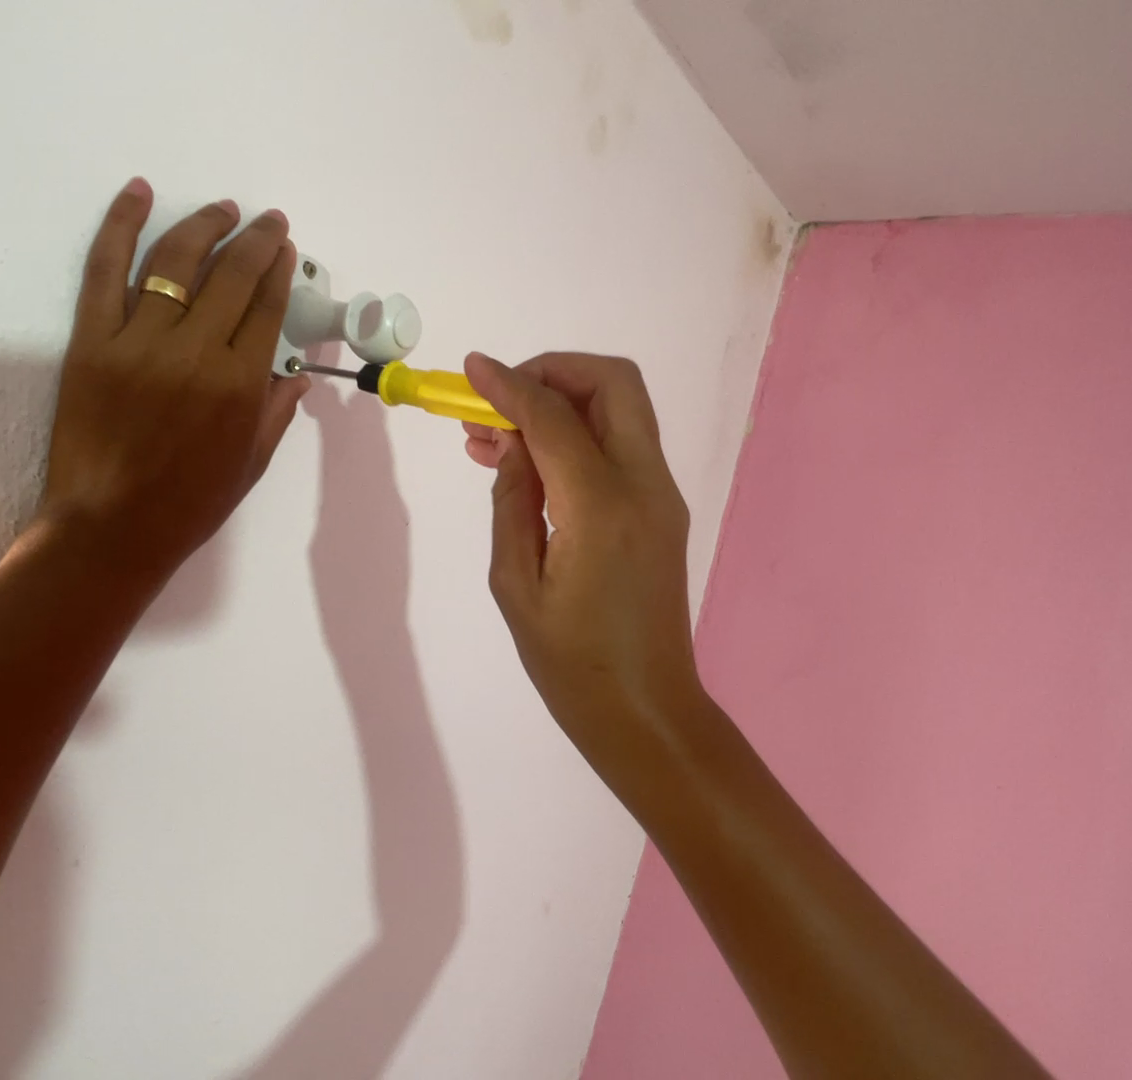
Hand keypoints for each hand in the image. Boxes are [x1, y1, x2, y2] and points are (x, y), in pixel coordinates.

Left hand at [40, 178, 308, 578]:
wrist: (111, 529)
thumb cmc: (188, 505)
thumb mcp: (249, 465)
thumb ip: (276, 413)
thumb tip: (297, 373)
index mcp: (240, 385)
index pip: (267, 307)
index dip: (279, 270)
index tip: (285, 248)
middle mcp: (197, 352)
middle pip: (232, 275)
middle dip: (257, 239)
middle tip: (268, 221)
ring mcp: (140, 341)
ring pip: (177, 262)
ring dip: (205, 225)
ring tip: (223, 210)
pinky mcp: (92, 340)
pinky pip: (106, 269)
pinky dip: (121, 225)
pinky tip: (140, 192)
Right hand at [462, 352, 706, 761]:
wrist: (646, 710)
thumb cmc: (571, 664)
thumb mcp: (516, 586)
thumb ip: (511, 502)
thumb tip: (510, 444)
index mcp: (600, 508)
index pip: (553, 417)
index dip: (507, 385)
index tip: (470, 369)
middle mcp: (643, 486)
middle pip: (612, 383)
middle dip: (552, 372)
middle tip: (498, 400)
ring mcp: (660, 496)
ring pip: (621, 408)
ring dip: (562, 401)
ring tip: (497, 434)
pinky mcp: (661, 510)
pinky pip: (620, 445)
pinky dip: (578, 433)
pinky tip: (530, 464)